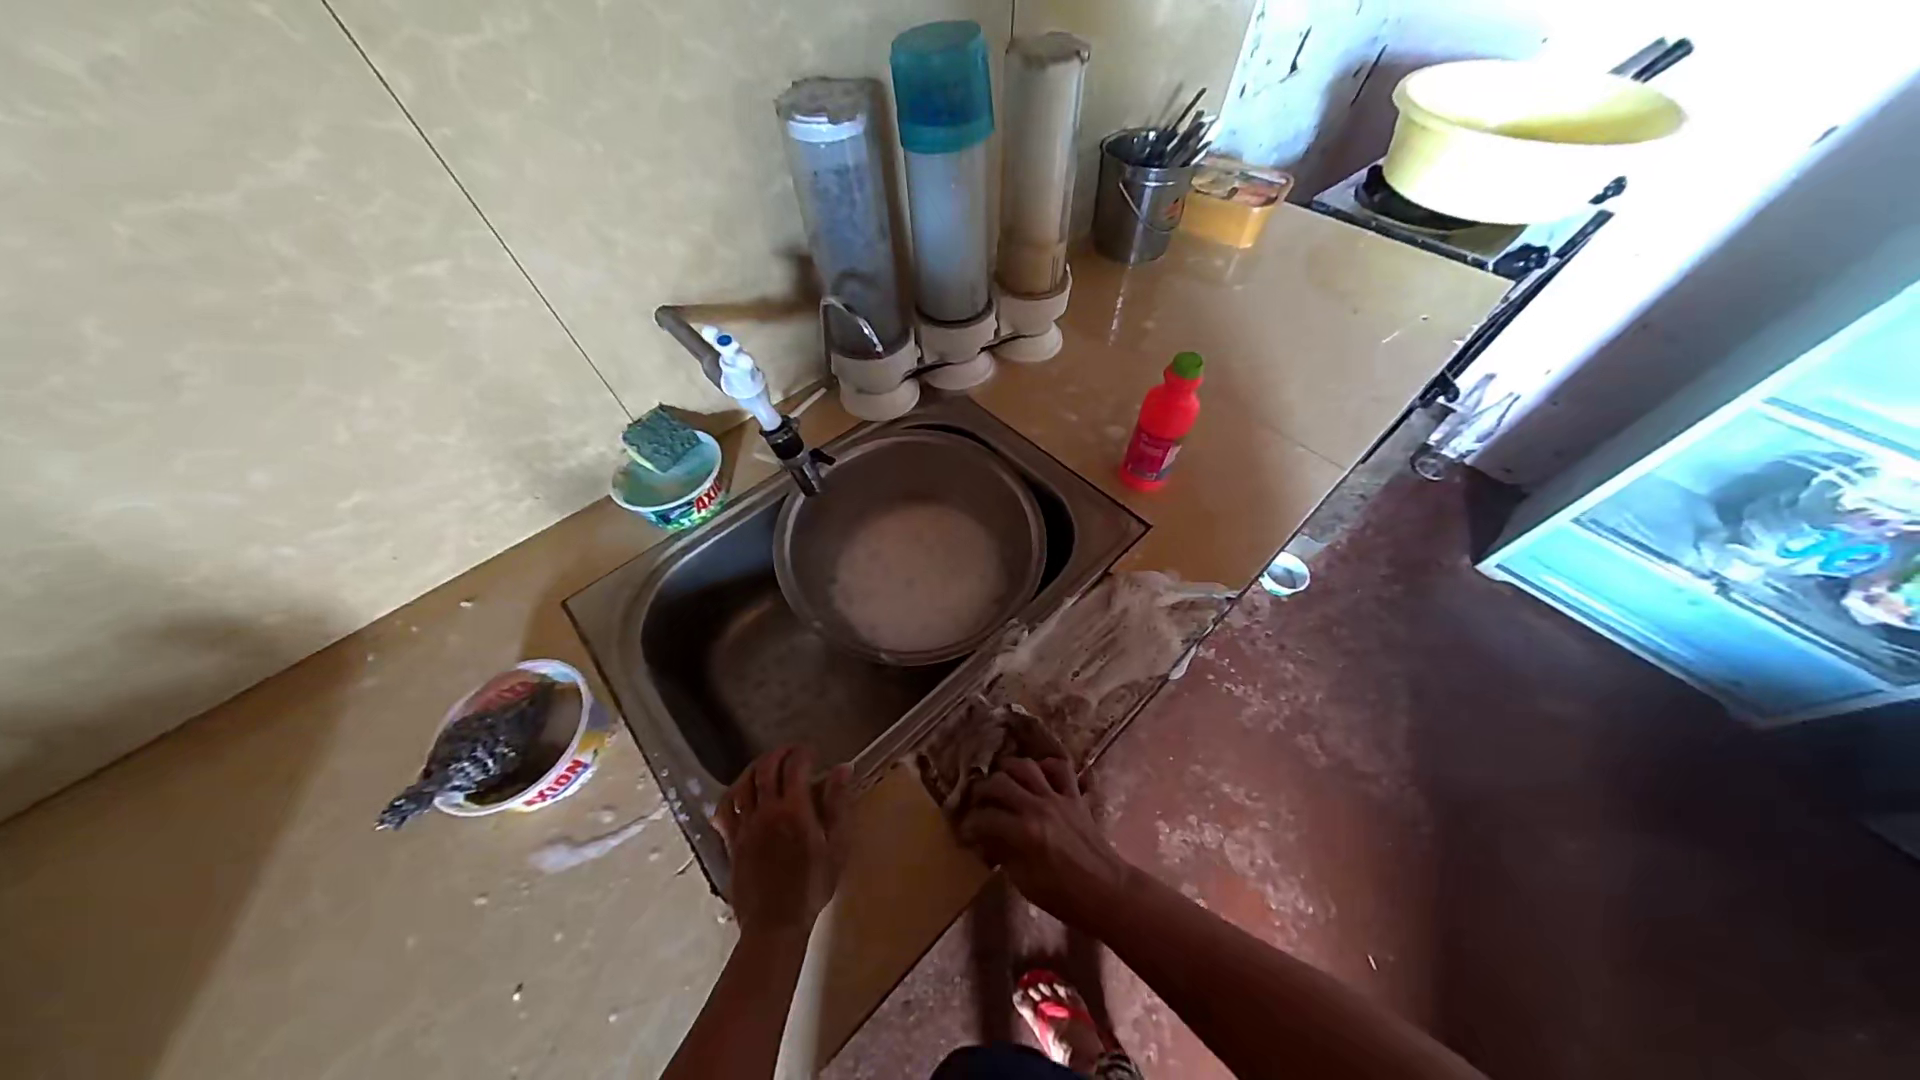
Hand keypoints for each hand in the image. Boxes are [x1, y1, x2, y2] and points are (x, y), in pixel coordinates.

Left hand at [711, 746, 851, 939]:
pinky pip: (725, 809)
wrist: (776, 923)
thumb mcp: (836, 846)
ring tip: (769, 763)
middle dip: (779, 753)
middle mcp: (766, 812)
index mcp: (794, 810)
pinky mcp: (732, 841)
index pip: (794, 767)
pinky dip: (732, 793)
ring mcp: (745, 826)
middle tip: (792, 751)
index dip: (802, 753)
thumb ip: (838, 804)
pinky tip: (741, 791)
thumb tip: (842, 769)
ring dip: (756, 766)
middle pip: (766, 768)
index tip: (812, 751)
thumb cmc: (812, 886)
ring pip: (743, 783)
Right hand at [955, 744, 1134, 922]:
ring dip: (1008, 770)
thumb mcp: (1023, 881)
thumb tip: (985, 839)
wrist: (1106, 891)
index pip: (985, 818)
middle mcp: (1038, 807)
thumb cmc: (1063, 895)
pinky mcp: (1075, 796)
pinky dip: (1046, 766)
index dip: (969, 825)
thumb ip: (1002, 853)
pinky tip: (1037, 775)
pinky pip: (1061, 768)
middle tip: (976, 803)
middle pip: (1000, 783)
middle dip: (981, 791)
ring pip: (1027, 766)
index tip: (963, 832)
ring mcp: (1058, 797)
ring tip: (1001, 780)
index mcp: (1024, 832)